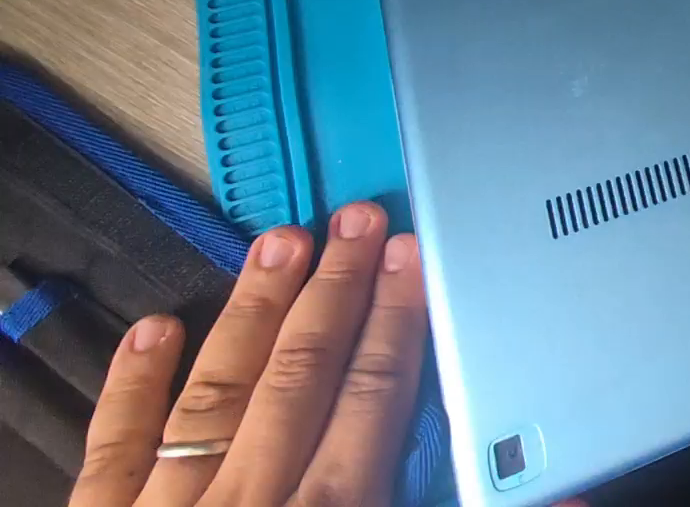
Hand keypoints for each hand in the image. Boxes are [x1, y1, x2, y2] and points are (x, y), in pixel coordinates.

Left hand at [70, 202, 428, 506]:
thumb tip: (572, 486)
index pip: (374, 392)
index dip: (396, 315)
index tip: (409, 253)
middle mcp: (250, 506)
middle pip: (302, 375)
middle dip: (336, 290)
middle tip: (358, 218)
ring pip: (217, 395)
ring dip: (253, 313)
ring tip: (281, 242)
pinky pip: (110, 456)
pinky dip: (133, 391)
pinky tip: (155, 327)